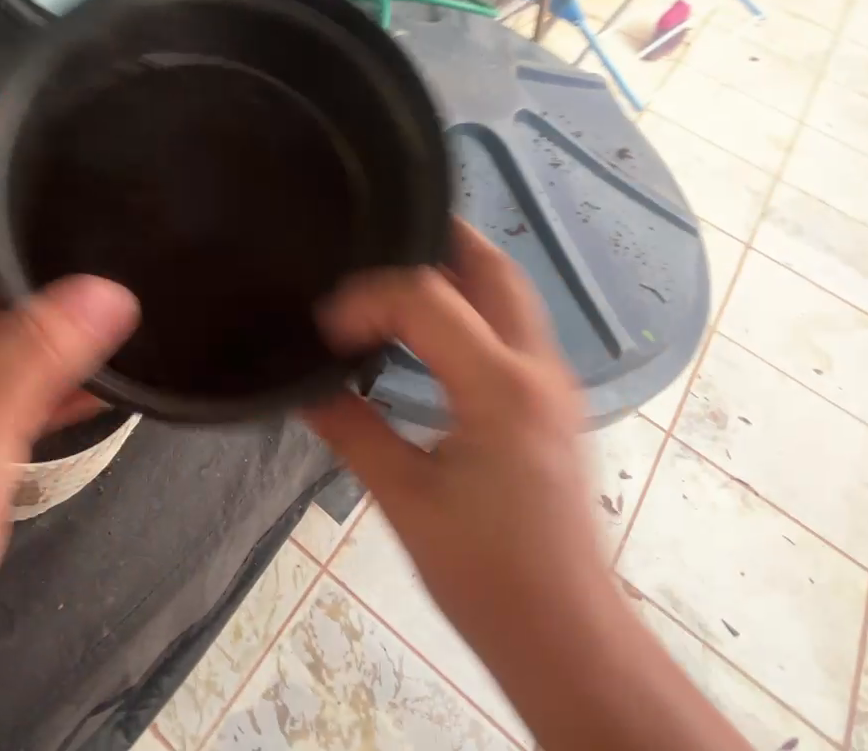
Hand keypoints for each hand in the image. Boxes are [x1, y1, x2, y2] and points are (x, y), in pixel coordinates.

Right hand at [305, 218, 610, 644]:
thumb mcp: (402, 497)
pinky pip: (511, 328)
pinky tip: (427, 328)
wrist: (565, 634)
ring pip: (510, 295)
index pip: (426, 299)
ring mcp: (554, 386)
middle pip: (495, 271)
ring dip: (456, 270)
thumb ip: (350, 428)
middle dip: (438, 240)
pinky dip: (469, 306)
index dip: (365, 298)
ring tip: (393, 269)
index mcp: (499, 388)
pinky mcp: (550, 406)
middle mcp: (538, 371)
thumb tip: (302, 388)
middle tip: (377, 231)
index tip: (322, 329)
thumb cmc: (485, 573)